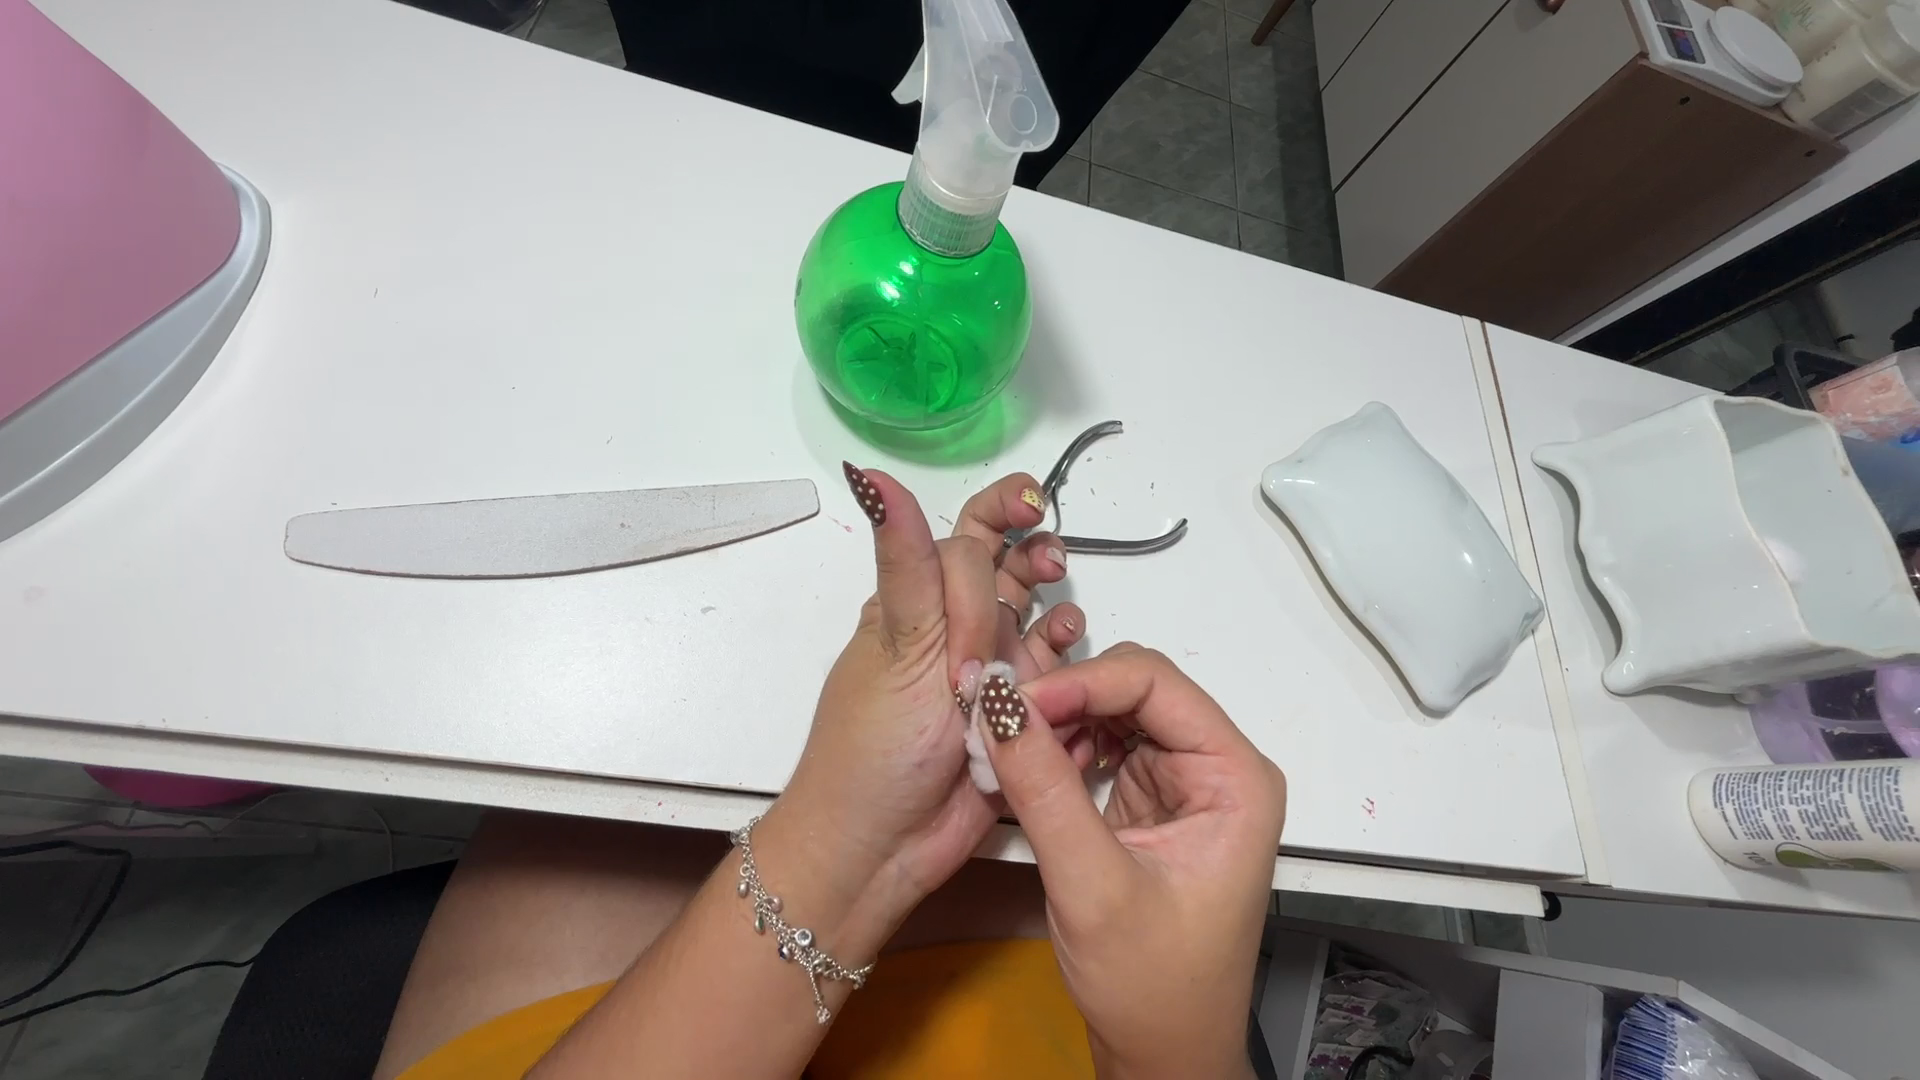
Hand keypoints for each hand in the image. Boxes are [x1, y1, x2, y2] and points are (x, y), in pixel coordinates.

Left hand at [760, 466, 1093, 954]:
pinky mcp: (1017, 713)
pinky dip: (1068, 662)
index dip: (1002, 512)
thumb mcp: (898, 643)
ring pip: (1035, 618)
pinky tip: (1073, 664)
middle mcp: (957, 628)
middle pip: (1008, 568)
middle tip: (1049, 565)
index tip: (1033, 506)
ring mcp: (989, 671)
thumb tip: (869, 474)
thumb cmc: (877, 741)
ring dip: (1057, 607)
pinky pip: (1052, 674)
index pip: (969, 537)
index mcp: (921, 601)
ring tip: (1065, 620)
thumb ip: (907, 561)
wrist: (883, 846)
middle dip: (1035, 554)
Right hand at [979, 645, 1286, 1079]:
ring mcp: (1182, 776)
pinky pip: (1100, 738)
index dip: (1083, 681)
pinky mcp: (1149, 792)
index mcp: (1234, 777)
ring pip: (1113, 705)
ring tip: (1012, 753)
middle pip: (1135, 685)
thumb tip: (997, 702)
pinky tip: (1035, 770)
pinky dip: (1061, 744)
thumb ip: (1045, 790)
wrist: (1161, 1052)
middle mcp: (1215, 764)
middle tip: (1004, 726)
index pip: (1155, 684)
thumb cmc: (1150, 984)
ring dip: (1059, 720)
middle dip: (1068, 698)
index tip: (1013, 703)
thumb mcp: (1092, 887)